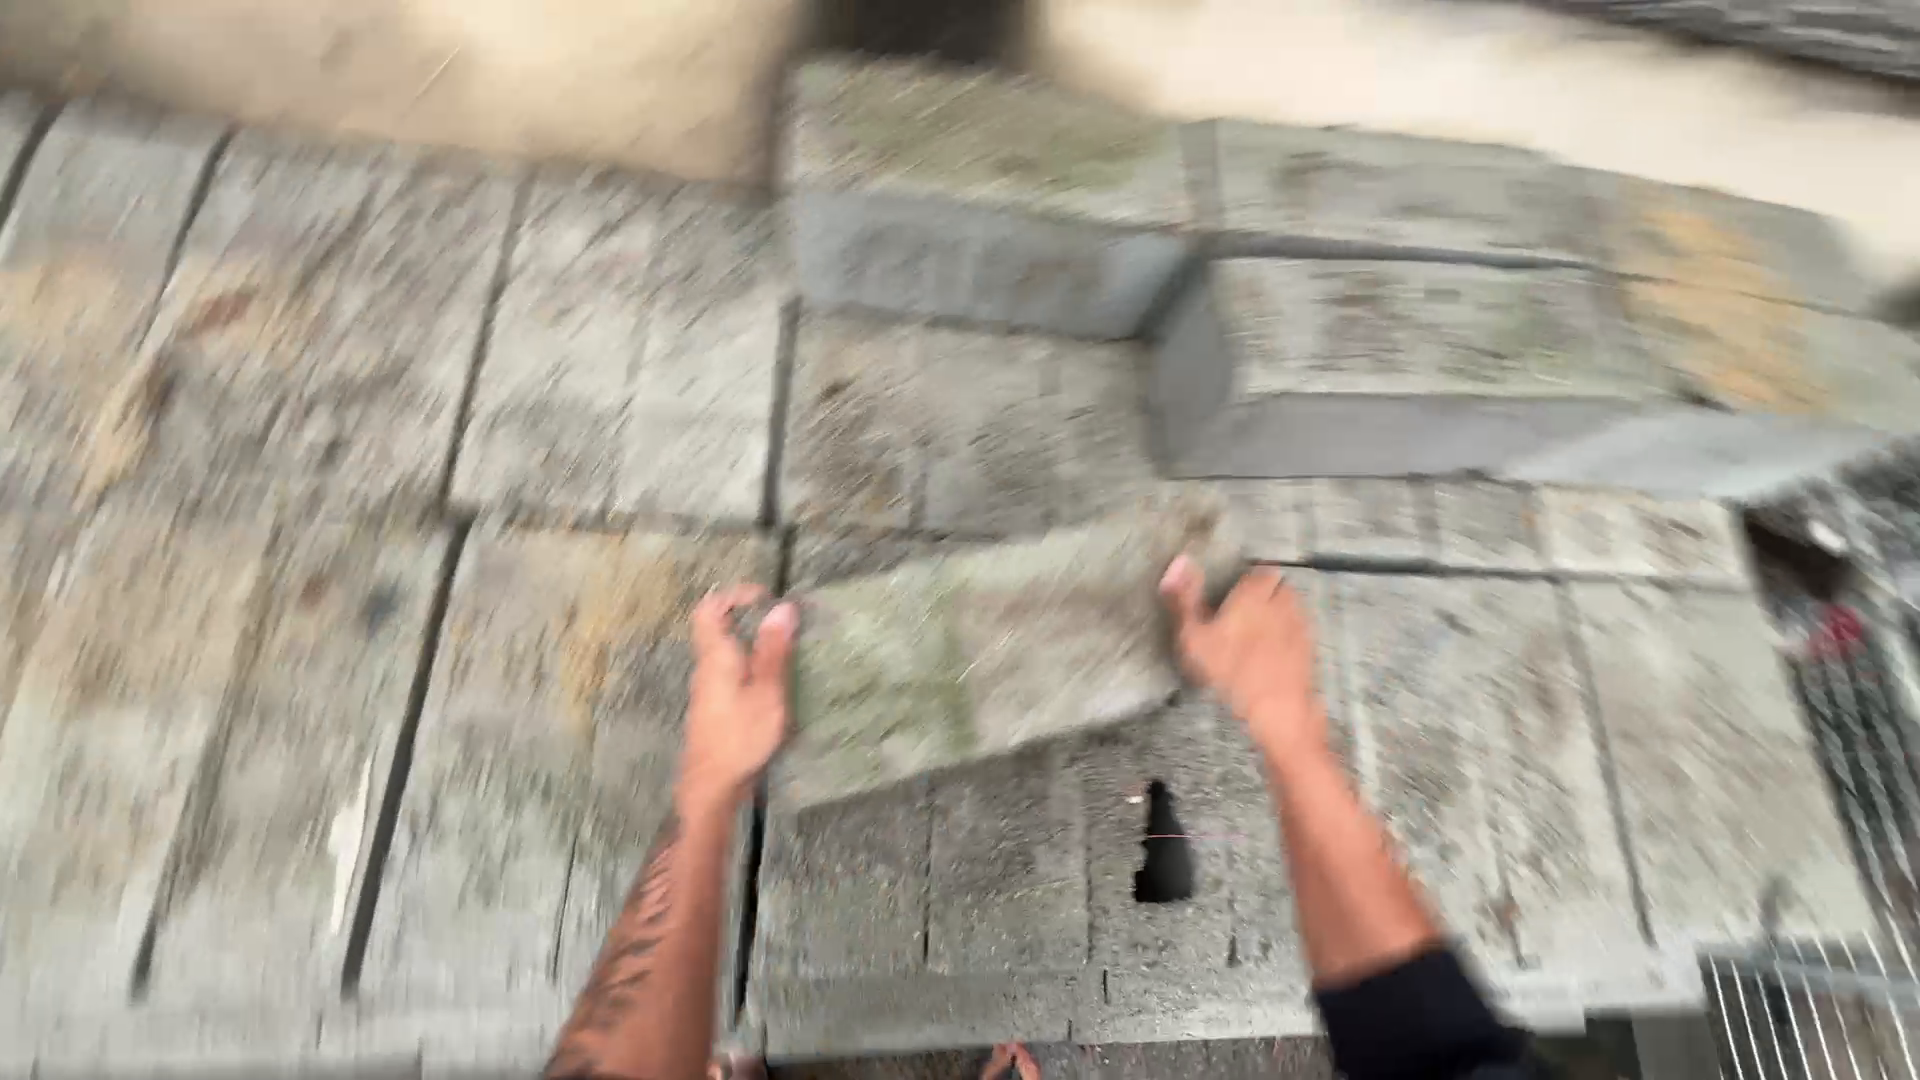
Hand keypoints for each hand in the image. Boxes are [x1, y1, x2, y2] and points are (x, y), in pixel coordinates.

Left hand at [677, 585, 797, 819]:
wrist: (711, 786)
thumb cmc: (741, 736)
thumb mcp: (767, 691)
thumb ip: (774, 650)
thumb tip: (782, 608)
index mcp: (716, 656)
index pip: (710, 609)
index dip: (735, 595)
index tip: (765, 599)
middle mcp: (706, 668)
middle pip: (718, 629)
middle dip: (749, 619)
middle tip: (783, 625)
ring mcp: (707, 689)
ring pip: (726, 653)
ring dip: (752, 645)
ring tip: (784, 654)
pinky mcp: (713, 708)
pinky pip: (730, 673)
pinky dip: (750, 667)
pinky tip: (771, 686)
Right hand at [1160, 555, 1327, 768]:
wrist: (1277, 711)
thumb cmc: (1231, 671)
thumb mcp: (1194, 636)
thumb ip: (1184, 598)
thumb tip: (1178, 561)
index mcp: (1254, 594)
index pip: (1259, 571)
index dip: (1247, 579)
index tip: (1234, 591)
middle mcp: (1282, 604)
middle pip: (1278, 587)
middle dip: (1264, 594)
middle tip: (1243, 610)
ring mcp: (1300, 628)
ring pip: (1291, 608)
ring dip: (1278, 613)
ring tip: (1257, 631)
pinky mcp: (1309, 651)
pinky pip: (1299, 633)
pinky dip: (1287, 637)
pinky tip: (1271, 654)